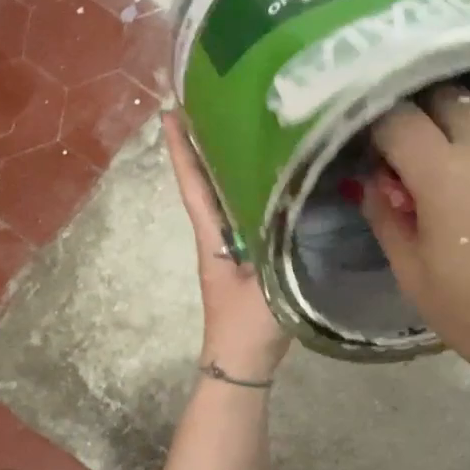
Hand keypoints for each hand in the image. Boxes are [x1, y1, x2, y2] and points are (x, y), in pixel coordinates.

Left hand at [163, 111, 291, 382]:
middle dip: (202, 143)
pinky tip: (267, 176)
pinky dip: (246, 188)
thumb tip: (300, 204)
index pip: (193, 185)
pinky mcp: (246, 257)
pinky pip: (243, 213)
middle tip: (208, 101)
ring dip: (222, 162)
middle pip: (205, 181)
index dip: (181, 149)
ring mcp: (230, 247)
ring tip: (236, 125)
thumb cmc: (248, 328)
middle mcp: (216, 235)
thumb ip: (282, 248)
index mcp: (212, 238)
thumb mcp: (269, 286)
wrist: (242, 367)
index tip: (169, 111)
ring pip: (223, 195)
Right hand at [359, 87, 469, 388]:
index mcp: (443, 172)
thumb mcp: (417, 280)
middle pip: (444, 99)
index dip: (376, 130)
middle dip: (420, 119)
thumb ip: (387, 221)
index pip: (396, 118)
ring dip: (461, 140)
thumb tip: (374, 184)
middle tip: (413, 166)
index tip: (374, 159)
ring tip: (462, 193)